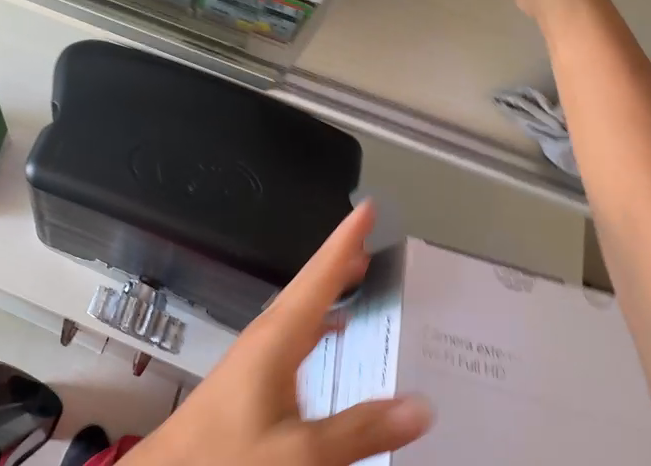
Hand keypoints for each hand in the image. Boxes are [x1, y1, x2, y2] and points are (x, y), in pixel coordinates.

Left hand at [121, 203, 432, 465]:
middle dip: (339, 260)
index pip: (318, 277)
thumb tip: (421, 406)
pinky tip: (329, 335)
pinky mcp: (251, 377)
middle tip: (372, 238)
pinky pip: (294, 333)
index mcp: (276, 339)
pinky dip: (318, 321)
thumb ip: (361, 428)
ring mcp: (255, 356)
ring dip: (328, 288)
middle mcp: (265, 337)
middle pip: (308, 285)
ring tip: (357, 274)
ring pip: (300, 308)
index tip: (365, 209)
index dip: (344, 242)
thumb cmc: (229, 456)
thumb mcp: (302, 453)